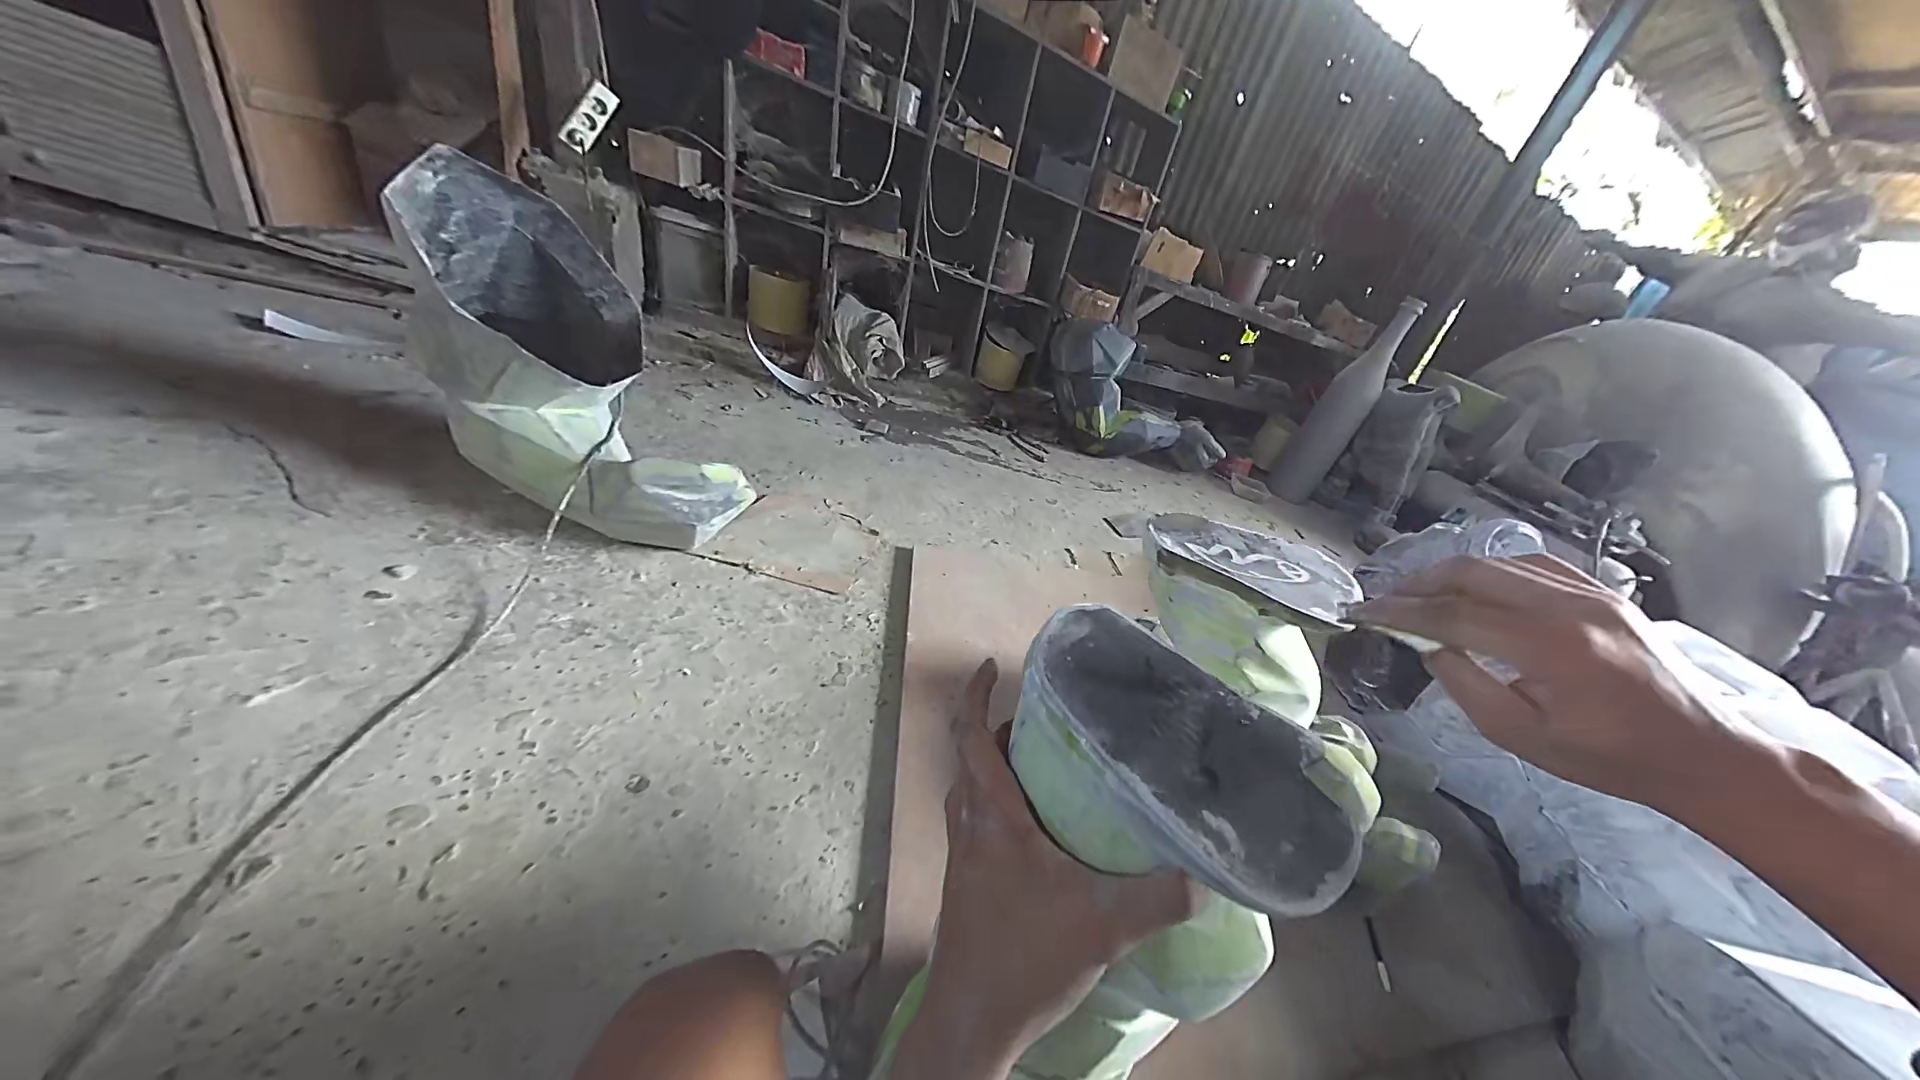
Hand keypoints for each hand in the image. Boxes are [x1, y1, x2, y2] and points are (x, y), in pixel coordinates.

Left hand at [892, 660, 1198, 1079]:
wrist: (971, 1018)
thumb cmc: (1025, 957)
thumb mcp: (1103, 924)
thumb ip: (1160, 896)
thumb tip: (1207, 869)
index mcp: (991, 815)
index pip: (968, 737)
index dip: (973, 696)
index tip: (988, 666)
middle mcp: (968, 823)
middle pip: (970, 756)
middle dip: (997, 726)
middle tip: (1043, 717)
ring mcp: (961, 850)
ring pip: (970, 787)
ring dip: (995, 763)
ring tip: (1041, 758)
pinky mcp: (965, 876)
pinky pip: (976, 817)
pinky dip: (996, 799)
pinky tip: (1035, 824)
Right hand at [1350, 554, 1768, 815]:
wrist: (1707, 755)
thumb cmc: (1609, 757)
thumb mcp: (1519, 734)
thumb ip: (1463, 684)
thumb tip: (1429, 646)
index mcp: (1550, 646)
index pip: (1451, 614)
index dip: (1398, 611)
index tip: (1362, 612)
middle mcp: (1571, 607)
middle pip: (1472, 573)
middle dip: (1417, 582)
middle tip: (1384, 598)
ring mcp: (1593, 594)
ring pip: (1500, 562)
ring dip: (1449, 573)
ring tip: (1418, 591)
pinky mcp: (1604, 594)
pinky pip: (1533, 565)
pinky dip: (1491, 570)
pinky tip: (1472, 585)